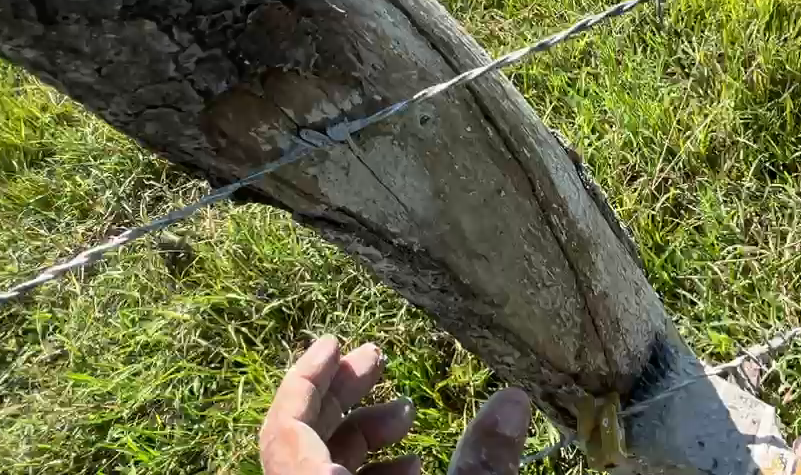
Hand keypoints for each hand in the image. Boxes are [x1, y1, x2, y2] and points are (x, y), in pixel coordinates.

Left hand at [260, 337, 536, 474]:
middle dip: (343, 391)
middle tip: (380, 356)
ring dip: (362, 433)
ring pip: (318, 465)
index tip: (338, 339)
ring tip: (407, 413)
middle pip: (300, 438)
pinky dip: (366, 474)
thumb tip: (515, 398)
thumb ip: (484, 462)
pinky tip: (416, 469)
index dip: (306, 378)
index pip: (284, 428)